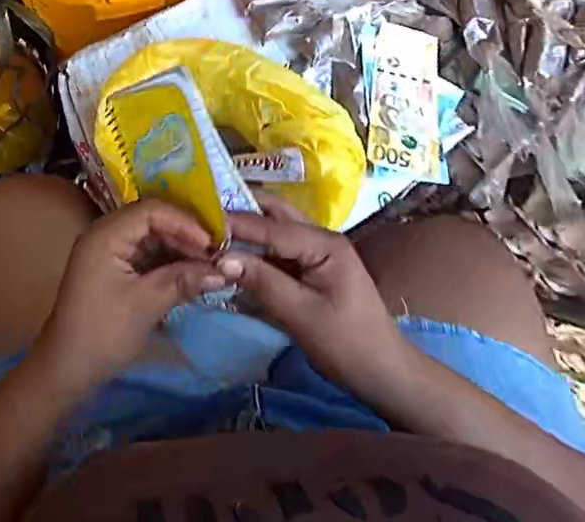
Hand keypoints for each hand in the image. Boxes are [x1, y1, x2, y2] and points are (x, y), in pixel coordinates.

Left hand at [34, 200, 227, 389]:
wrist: (65, 372)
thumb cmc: (102, 333)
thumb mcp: (146, 304)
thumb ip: (183, 280)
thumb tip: (223, 272)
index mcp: (106, 234)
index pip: (152, 211)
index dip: (184, 222)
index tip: (211, 243)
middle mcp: (106, 234)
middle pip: (153, 220)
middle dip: (185, 235)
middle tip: (215, 254)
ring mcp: (109, 250)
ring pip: (152, 237)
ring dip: (179, 248)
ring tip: (208, 264)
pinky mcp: (114, 268)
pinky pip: (146, 253)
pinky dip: (168, 261)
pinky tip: (190, 273)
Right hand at [218, 198, 415, 393]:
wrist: (384, 372)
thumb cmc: (347, 344)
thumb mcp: (302, 315)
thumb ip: (263, 282)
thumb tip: (221, 258)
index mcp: (324, 242)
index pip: (272, 227)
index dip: (236, 224)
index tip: (201, 222)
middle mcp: (321, 237)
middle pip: (275, 214)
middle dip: (241, 211)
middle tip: (203, 214)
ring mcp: (317, 250)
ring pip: (276, 228)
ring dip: (247, 228)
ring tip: (211, 229)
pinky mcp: (311, 267)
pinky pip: (278, 248)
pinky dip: (256, 247)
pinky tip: (234, 252)